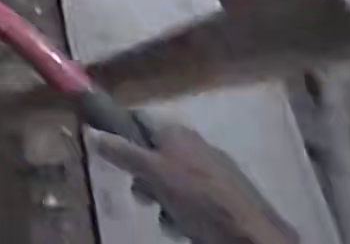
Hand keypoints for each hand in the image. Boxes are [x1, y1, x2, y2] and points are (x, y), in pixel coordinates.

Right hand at [90, 121, 298, 243]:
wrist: (260, 241)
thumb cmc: (198, 199)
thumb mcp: (150, 172)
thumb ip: (118, 150)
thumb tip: (89, 131)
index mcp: (175, 131)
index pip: (136, 118)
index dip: (119, 133)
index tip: (111, 153)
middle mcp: (195, 144)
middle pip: (153, 152)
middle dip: (142, 175)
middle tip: (141, 195)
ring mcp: (218, 171)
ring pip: (174, 178)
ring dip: (163, 197)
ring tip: (166, 219)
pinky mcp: (234, 198)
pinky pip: (197, 197)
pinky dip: (187, 210)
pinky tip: (187, 227)